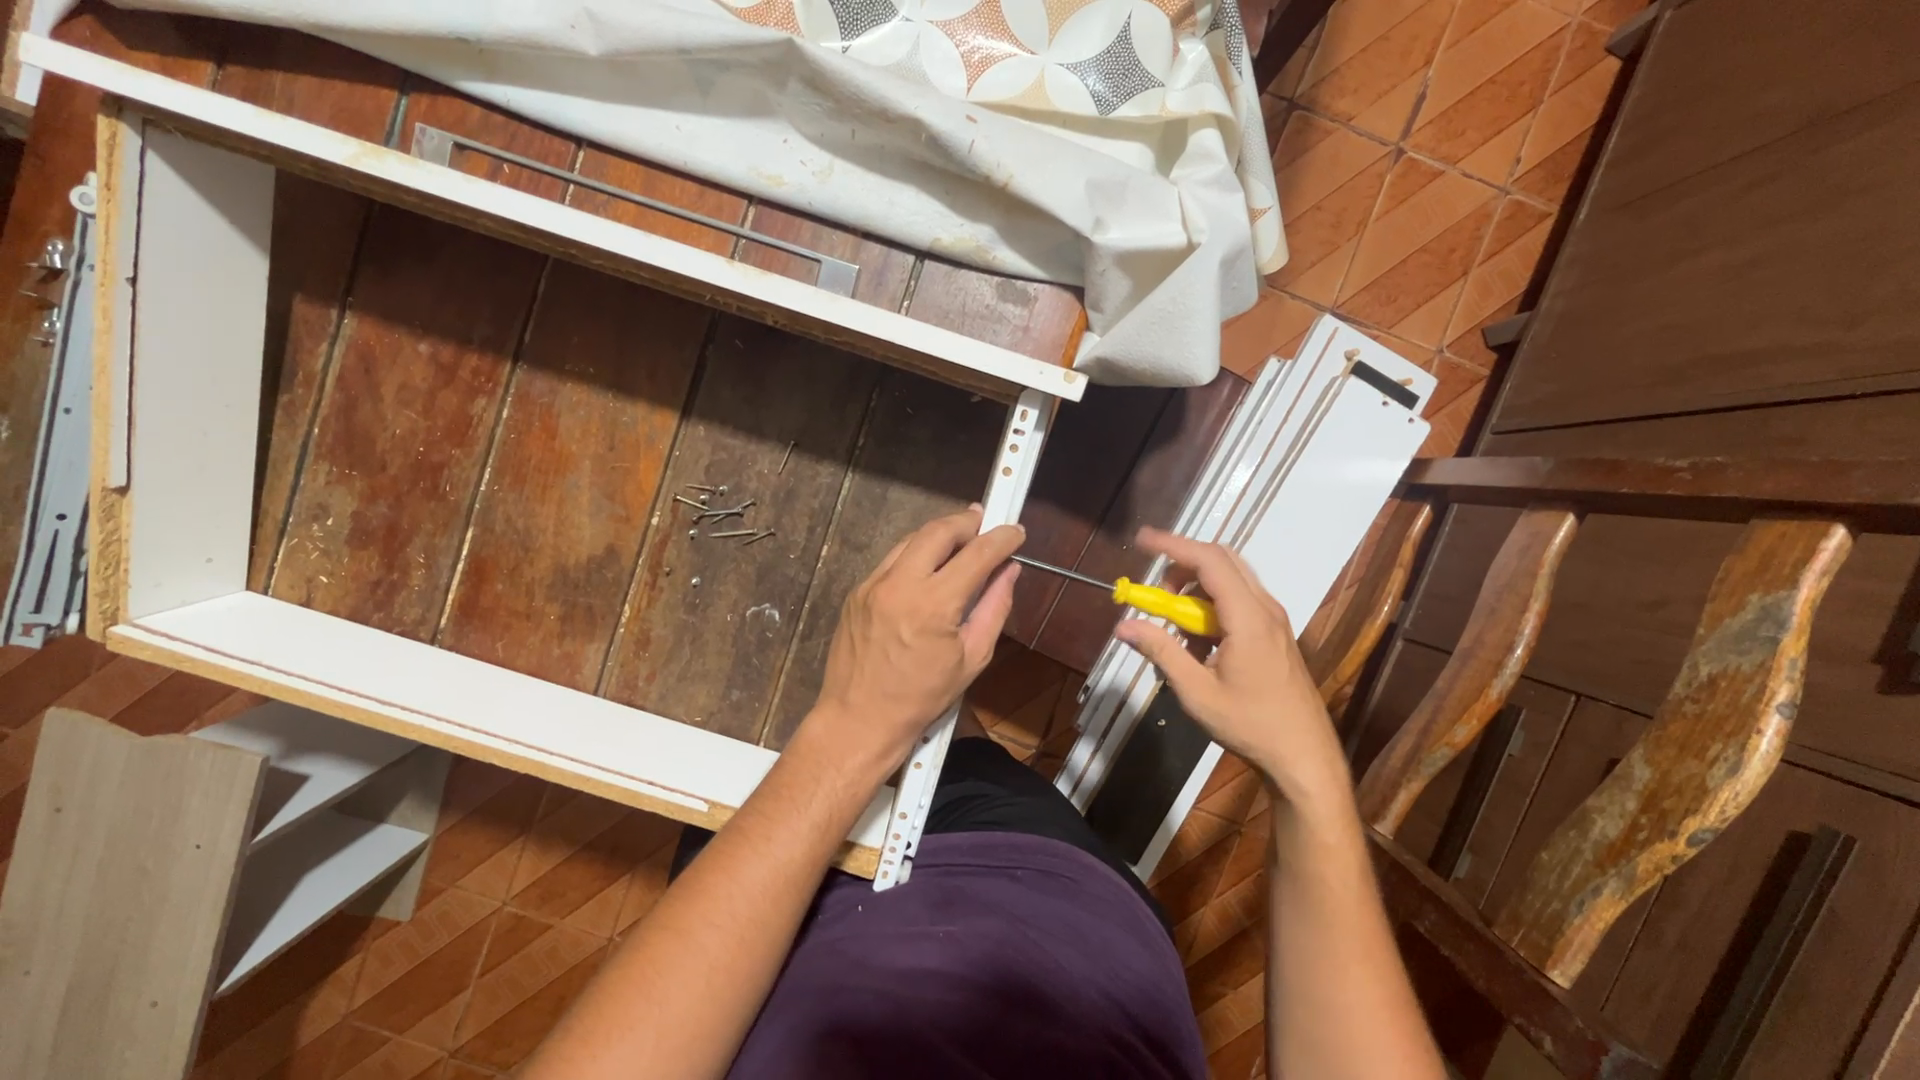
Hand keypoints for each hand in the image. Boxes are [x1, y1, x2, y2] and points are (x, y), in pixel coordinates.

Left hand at [802, 506, 1024, 774]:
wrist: (859, 719)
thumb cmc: (922, 698)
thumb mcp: (972, 659)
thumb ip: (994, 608)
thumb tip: (1009, 571)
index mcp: (933, 606)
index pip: (976, 554)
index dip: (1001, 538)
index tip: (1015, 531)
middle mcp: (899, 586)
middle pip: (937, 531)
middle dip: (966, 522)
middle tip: (985, 524)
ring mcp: (872, 586)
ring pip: (910, 540)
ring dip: (939, 535)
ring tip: (960, 540)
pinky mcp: (856, 592)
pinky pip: (891, 561)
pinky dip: (915, 556)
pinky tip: (928, 569)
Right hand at [1113, 527, 1349, 808]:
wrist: (1303, 754)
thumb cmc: (1250, 725)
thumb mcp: (1197, 692)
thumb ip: (1161, 652)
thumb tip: (1124, 625)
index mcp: (1248, 618)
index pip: (1209, 561)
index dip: (1173, 545)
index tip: (1142, 539)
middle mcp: (1265, 608)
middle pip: (1222, 561)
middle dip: (1181, 566)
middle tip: (1154, 594)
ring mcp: (1273, 619)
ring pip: (1230, 580)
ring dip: (1195, 590)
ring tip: (1175, 629)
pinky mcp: (1274, 633)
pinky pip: (1238, 601)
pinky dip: (1211, 608)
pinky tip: (1199, 646)